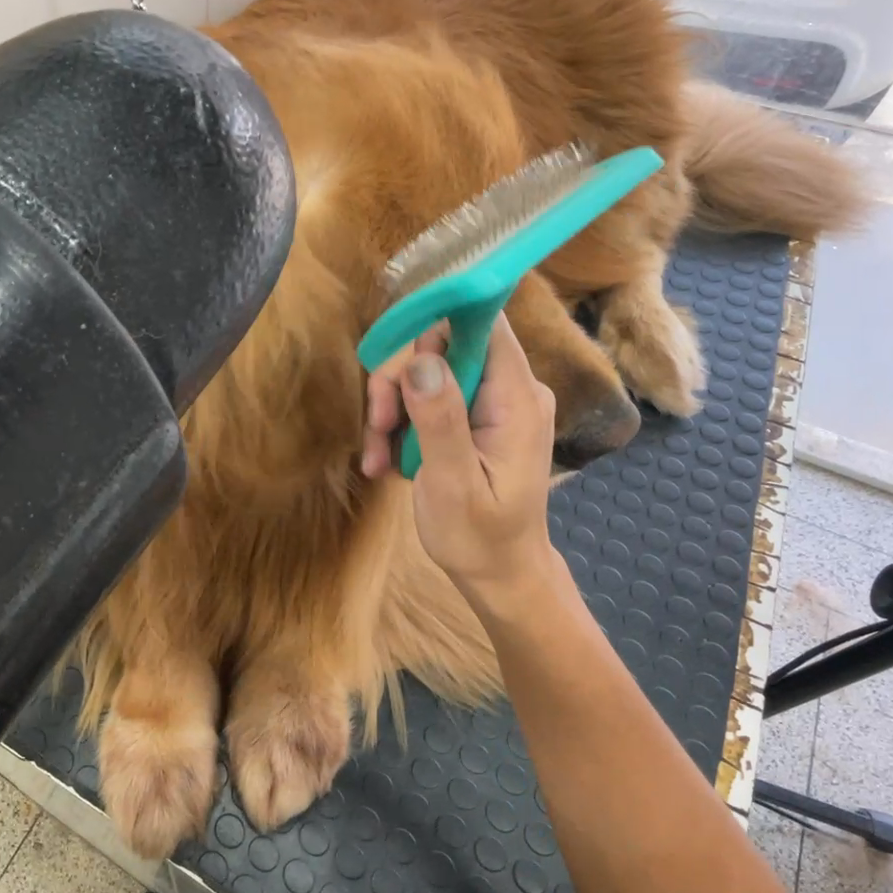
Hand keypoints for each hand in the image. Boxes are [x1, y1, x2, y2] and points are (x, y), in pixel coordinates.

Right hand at [362, 314, 563, 608]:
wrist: (498, 574)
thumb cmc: (479, 536)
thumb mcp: (453, 483)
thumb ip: (440, 420)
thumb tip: (421, 360)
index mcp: (516, 398)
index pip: (483, 322)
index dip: (436, 317)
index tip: (394, 347)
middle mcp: (509, 388)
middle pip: (441, 345)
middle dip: (398, 380)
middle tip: (377, 426)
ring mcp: (490, 402)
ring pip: (425, 372)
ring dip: (391, 408)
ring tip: (377, 454)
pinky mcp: (472, 416)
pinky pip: (427, 397)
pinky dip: (399, 424)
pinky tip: (384, 461)